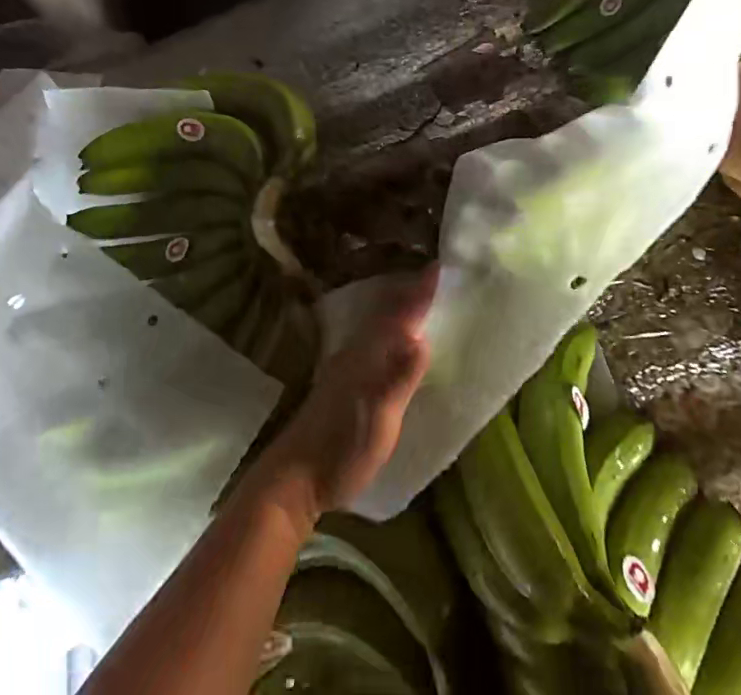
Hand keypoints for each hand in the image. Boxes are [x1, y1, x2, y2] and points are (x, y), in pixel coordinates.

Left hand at [251, 267, 436, 523]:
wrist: (297, 477)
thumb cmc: (341, 450)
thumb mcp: (376, 420)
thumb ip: (396, 380)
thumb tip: (420, 336)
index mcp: (365, 358)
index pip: (397, 317)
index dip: (420, 292)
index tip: (443, 264)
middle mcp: (356, 355)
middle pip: (388, 314)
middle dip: (413, 293)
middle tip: (442, 273)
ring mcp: (349, 369)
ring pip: (380, 327)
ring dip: (403, 309)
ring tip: (429, 297)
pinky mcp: (348, 384)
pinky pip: (377, 345)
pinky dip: (394, 332)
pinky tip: (403, 339)